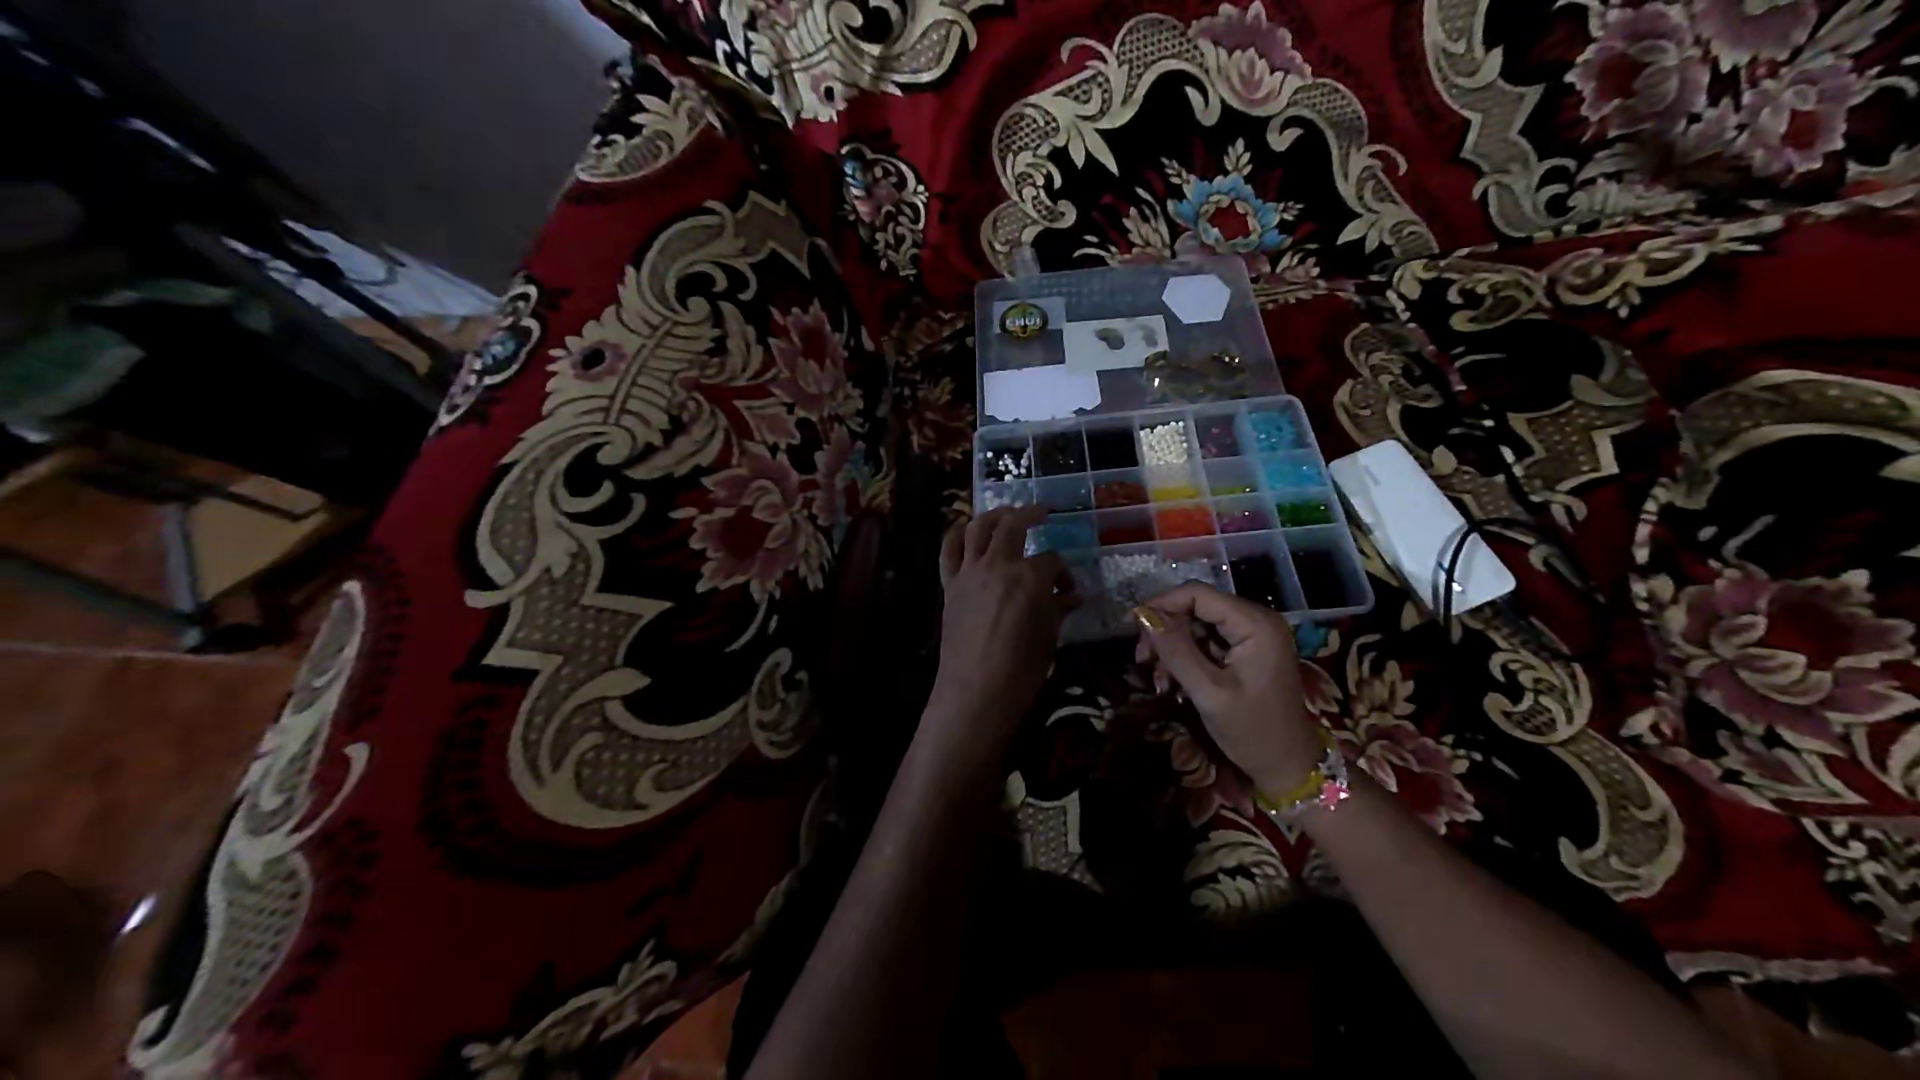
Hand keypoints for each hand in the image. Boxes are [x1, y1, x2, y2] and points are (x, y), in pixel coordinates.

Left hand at [929, 506, 1069, 743]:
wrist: (975, 692)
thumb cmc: (1021, 671)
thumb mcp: (1049, 638)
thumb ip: (1058, 609)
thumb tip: (1071, 596)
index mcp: (1029, 578)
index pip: (1052, 561)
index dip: (1064, 571)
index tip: (1069, 588)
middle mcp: (998, 565)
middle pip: (1013, 525)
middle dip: (1030, 513)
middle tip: (1042, 511)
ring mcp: (969, 573)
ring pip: (978, 528)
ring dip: (993, 514)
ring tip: (1006, 513)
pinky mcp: (950, 585)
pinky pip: (948, 550)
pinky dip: (957, 534)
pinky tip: (966, 529)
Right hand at [1134, 582, 1321, 793]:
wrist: (1288, 765)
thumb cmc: (1252, 731)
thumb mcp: (1208, 692)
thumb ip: (1177, 651)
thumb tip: (1145, 618)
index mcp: (1255, 625)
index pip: (1198, 594)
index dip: (1162, 605)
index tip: (1134, 628)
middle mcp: (1257, 620)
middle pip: (1197, 606)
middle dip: (1166, 629)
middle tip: (1142, 658)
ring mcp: (1255, 635)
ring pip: (1199, 624)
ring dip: (1173, 646)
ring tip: (1158, 677)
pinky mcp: (1250, 650)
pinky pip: (1210, 640)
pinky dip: (1188, 656)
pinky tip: (1173, 680)